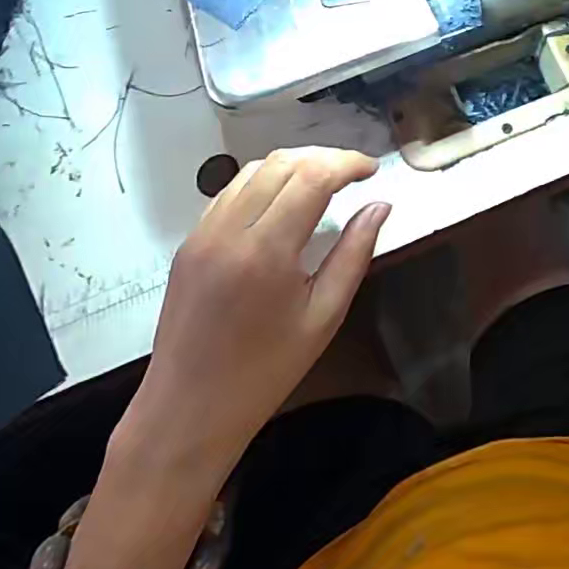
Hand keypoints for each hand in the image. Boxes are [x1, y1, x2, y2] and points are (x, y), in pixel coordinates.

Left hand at [68, 148, 389, 568]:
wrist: (187, 410)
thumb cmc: (266, 371)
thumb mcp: (324, 316)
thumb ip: (355, 253)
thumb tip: (380, 205)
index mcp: (267, 251)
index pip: (312, 176)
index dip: (348, 163)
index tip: (372, 170)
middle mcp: (230, 229)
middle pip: (283, 163)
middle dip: (325, 158)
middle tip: (354, 173)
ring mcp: (203, 232)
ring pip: (254, 170)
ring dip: (294, 164)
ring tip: (324, 180)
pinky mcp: (189, 241)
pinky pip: (231, 191)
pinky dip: (264, 181)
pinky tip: (283, 200)